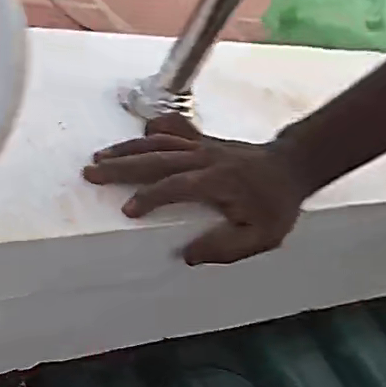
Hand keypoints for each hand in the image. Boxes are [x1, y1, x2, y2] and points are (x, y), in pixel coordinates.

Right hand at [81, 115, 310, 264]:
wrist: (294, 166)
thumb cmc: (276, 206)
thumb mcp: (262, 237)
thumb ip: (226, 249)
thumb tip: (189, 256)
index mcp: (218, 181)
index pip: (176, 185)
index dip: (150, 196)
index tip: (128, 209)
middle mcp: (206, 158)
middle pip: (156, 157)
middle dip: (121, 165)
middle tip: (91, 173)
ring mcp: (202, 145)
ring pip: (158, 142)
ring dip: (126, 149)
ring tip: (98, 157)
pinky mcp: (200, 140)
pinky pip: (172, 130)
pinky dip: (151, 130)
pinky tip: (134, 138)